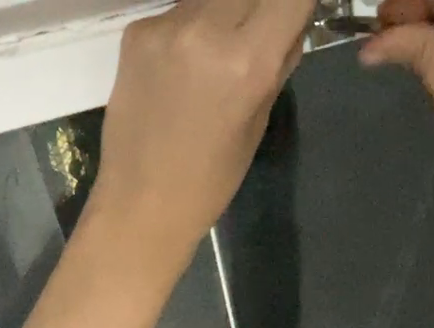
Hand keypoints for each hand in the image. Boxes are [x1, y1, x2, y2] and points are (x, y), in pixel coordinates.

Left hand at [89, 0, 315, 255]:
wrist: (142, 202)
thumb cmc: (210, 180)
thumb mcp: (257, 125)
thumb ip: (275, 66)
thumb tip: (291, 26)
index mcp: (247, 62)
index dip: (296, 2)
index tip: (293, 15)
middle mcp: (206, 29)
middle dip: (261, 7)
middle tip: (255, 40)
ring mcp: (167, 26)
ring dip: (225, 13)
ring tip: (214, 60)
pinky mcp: (137, 31)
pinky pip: (178, 13)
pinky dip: (190, 31)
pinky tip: (179, 72)